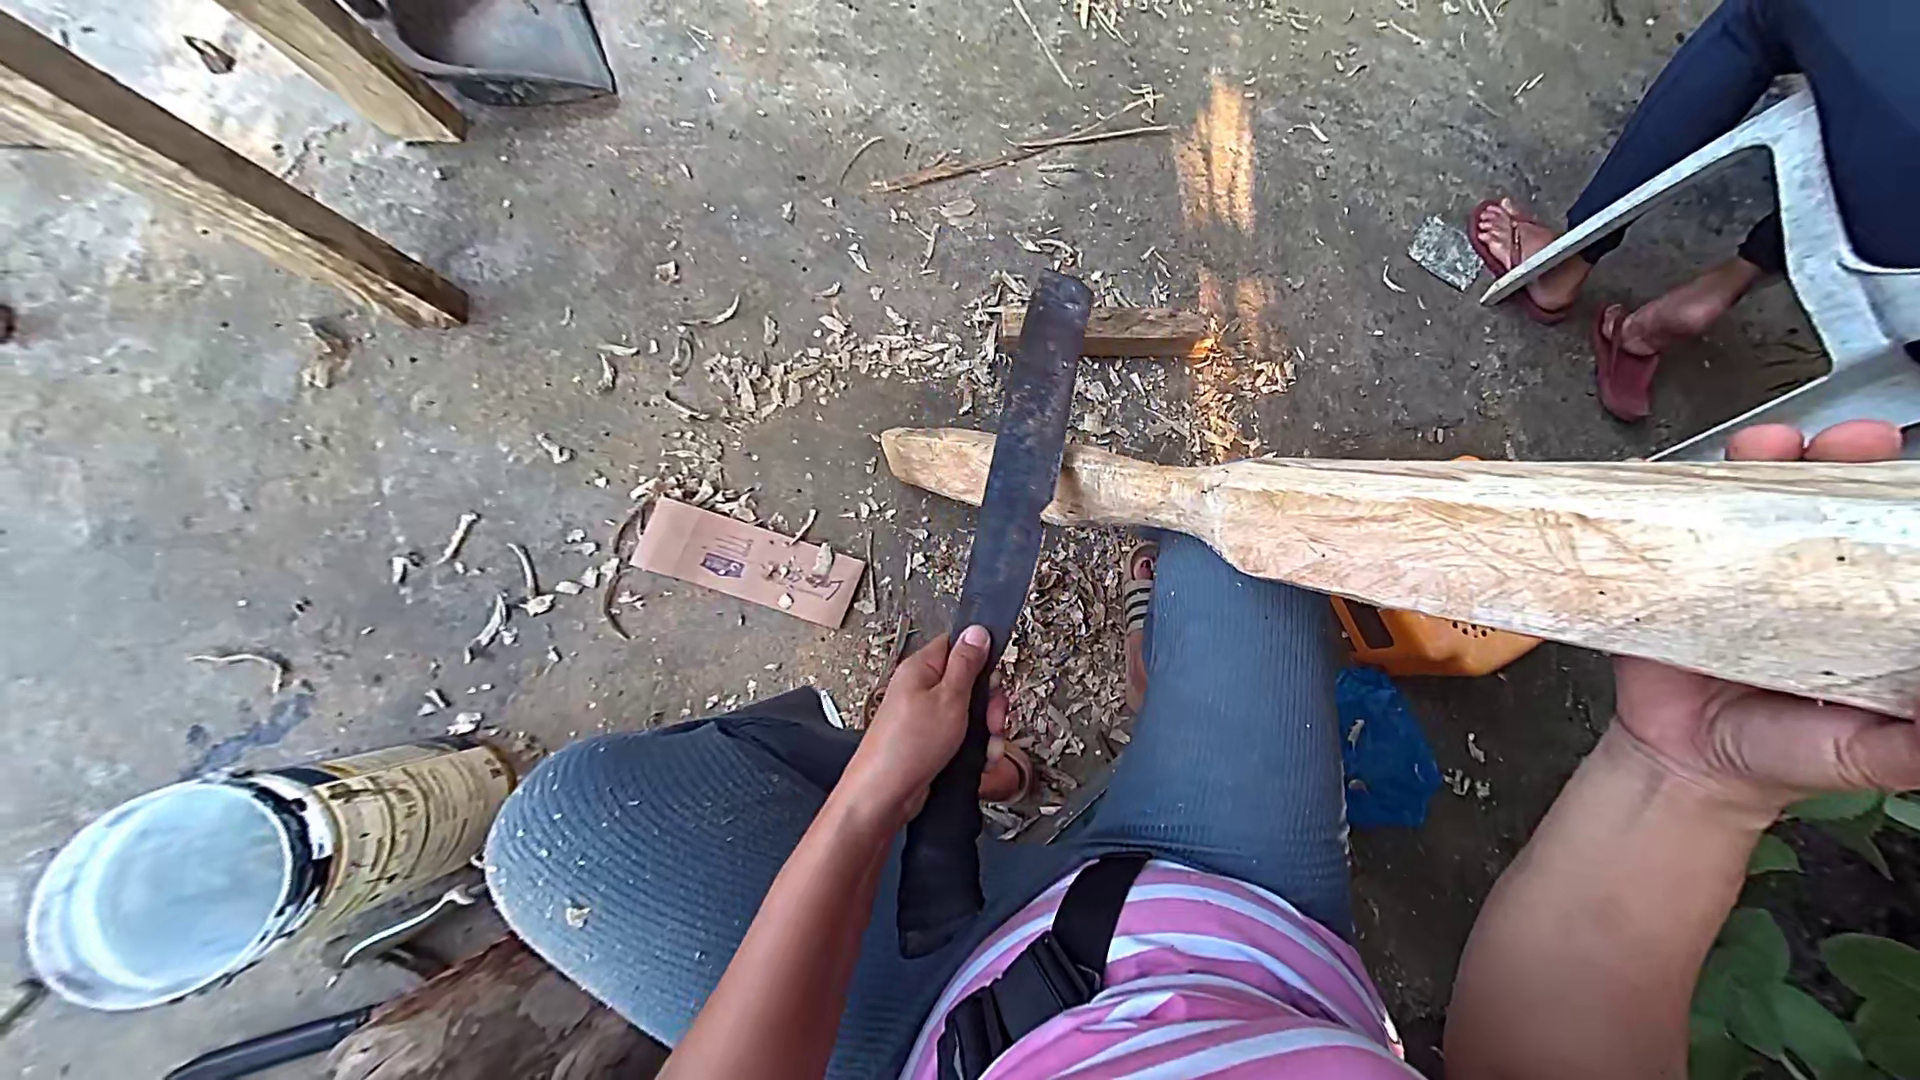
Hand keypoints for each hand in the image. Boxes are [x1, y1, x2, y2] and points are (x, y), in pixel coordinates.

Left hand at [838, 626, 999, 825]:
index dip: (981, 660)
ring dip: (985, 729)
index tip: (992, 679)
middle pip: (969, 681)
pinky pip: (962, 734)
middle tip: (992, 718)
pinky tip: (979, 759)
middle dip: (988, 702)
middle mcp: (922, 688)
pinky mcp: (931, 739)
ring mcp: (926, 715)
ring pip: (970, 711)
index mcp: (921, 668)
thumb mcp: (949, 698)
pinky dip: (974, 746)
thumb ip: (966, 664)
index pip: (958, 646)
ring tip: (987, 745)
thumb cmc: (906, 746)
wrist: (884, 795)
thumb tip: (977, 631)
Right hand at [1610, 420, 1917, 817]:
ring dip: (1741, 471)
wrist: (1681, 759)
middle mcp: (1783, 580)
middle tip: (1836, 443)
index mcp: (1852, 608)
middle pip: (1804, 506)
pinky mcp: (1651, 587)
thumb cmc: (1784, 753)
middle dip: (1824, 463)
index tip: (1899, 468)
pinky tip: (1653, 480)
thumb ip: (1912, 732)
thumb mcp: (1877, 749)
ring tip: (1758, 445)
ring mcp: (1712, 578)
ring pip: (1728, 510)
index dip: (1890, 496)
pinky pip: (1645, 543)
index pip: (1879, 538)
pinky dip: (1644, 506)